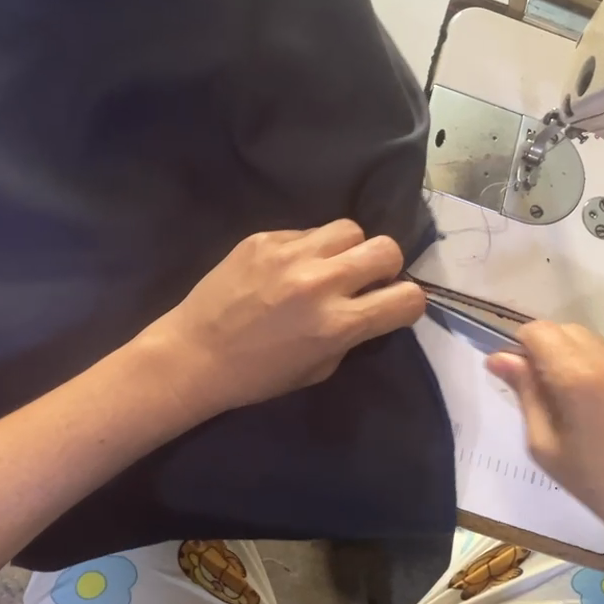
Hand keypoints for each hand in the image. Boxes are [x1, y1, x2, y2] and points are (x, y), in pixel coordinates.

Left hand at [134, 219, 427, 414]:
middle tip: (362, 281)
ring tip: (326, 266)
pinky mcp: (264, 238)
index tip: (390, 307)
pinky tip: (286, 268)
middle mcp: (320, 282)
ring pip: (349, 228)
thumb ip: (352, 335)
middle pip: (387, 249)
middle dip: (384, 267)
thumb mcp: (319, 369)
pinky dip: (307, 247)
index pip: (408, 297)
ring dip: (347, 249)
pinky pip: (306, 230)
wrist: (195, 354)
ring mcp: (290, 254)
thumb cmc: (258, 375)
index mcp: (338, 324)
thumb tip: (371, 306)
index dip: (407, 303)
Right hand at [486, 322, 603, 599]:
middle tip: (552, 399)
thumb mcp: (548, 447)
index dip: (522, 348)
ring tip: (592, 414)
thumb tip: (500, 359)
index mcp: (579, 375)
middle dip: (551, 353)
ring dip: (584, 366)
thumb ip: (526, 394)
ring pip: (600, 348)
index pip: (538, 331)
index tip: (522, 378)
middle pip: (569, 332)